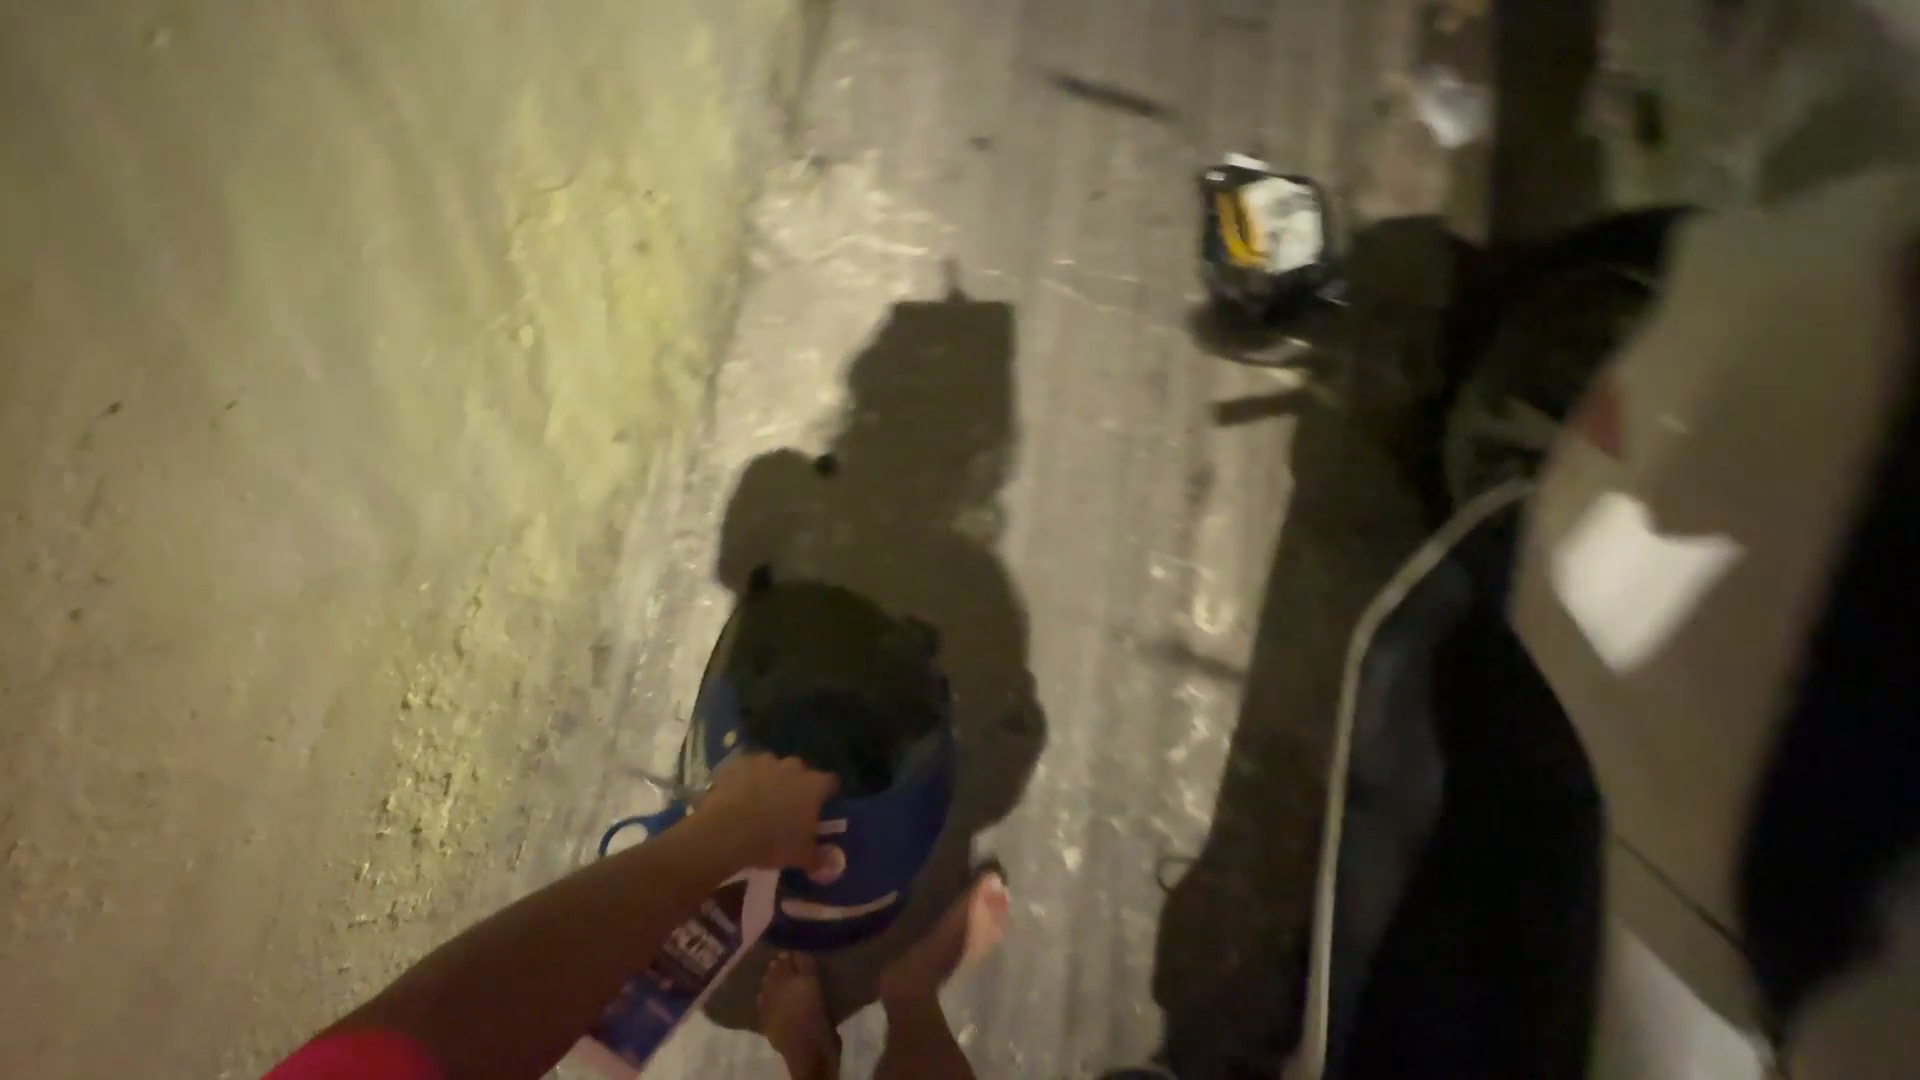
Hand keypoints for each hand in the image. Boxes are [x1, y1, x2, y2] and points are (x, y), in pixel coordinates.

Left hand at [697, 753, 838, 870]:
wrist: (726, 831)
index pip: (831, 783)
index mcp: (814, 785)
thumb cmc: (772, 842)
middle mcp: (793, 767)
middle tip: (787, 809)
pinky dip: (744, 778)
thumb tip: (833, 864)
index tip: (821, 808)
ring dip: (769, 780)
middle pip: (801, 772)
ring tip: (758, 802)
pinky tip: (736, 796)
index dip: (827, 794)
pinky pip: (746, 768)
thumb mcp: (800, 856)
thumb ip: (819, 857)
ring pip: (772, 767)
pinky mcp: (739, 762)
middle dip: (796, 786)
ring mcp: (765, 761)